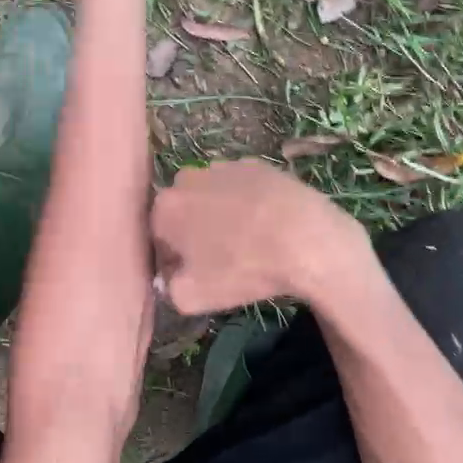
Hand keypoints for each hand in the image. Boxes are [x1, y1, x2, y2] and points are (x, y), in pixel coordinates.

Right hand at [150, 159, 371, 314]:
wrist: (304, 237)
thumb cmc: (241, 267)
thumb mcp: (192, 298)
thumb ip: (168, 288)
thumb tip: (170, 278)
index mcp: (164, 208)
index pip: (157, 238)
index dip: (173, 261)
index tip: (192, 276)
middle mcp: (186, 179)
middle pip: (182, 211)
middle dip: (192, 232)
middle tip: (219, 259)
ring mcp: (223, 166)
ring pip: (211, 196)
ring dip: (219, 214)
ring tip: (247, 242)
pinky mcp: (256, 164)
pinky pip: (242, 188)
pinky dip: (248, 203)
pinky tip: (267, 225)